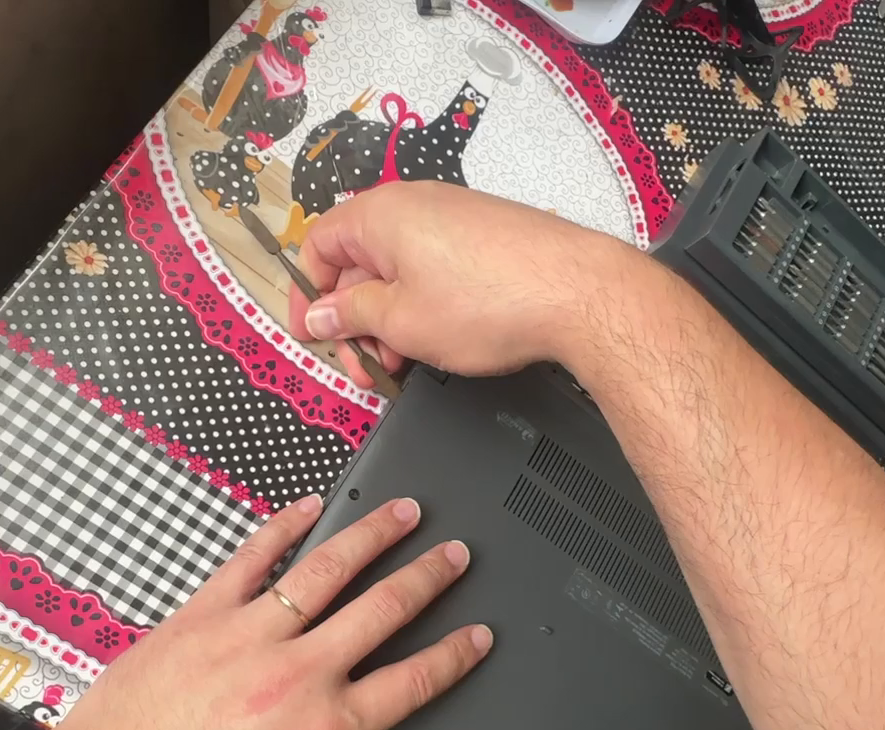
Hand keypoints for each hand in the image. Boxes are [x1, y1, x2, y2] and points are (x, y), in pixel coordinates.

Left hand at [24, 494, 491, 729]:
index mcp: (321, 728)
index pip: (410, 682)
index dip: (452, 656)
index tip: (476, 635)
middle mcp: (294, 672)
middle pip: (382, 609)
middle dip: (427, 577)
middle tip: (453, 554)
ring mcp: (248, 635)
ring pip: (326, 571)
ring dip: (371, 536)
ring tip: (402, 512)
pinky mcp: (202, 614)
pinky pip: (251, 558)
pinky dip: (282, 528)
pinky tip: (307, 506)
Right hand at [286, 181, 633, 387]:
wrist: (575, 293)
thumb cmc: (485, 303)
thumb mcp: (399, 320)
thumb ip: (350, 315)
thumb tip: (319, 315)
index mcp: (379, 215)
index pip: (318, 247)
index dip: (309, 295)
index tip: (313, 336)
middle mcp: (412, 207)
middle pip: (357, 265)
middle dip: (353, 322)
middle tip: (365, 368)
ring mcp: (449, 222)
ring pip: (395, 275)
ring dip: (387, 323)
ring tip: (402, 364)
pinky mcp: (479, 240)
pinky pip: (429, 273)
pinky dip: (419, 310)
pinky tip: (432, 344)